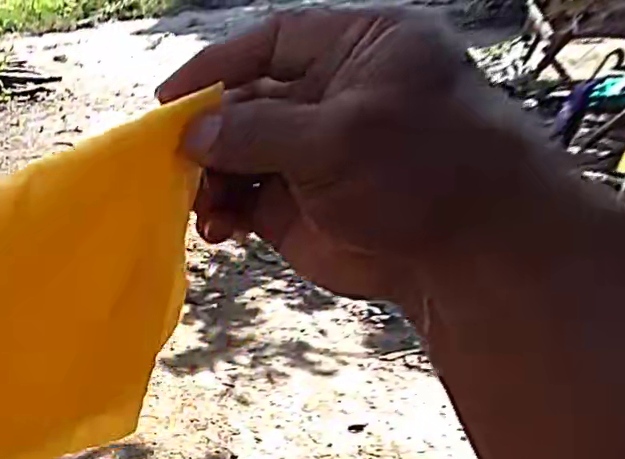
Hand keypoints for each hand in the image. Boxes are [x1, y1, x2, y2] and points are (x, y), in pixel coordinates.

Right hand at [158, 8, 554, 301]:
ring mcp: (302, 158)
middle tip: (175, 166)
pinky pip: (238, 203)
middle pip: (243, 106)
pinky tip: (218, 230)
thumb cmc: (418, 169)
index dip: (217, 66)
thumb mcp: (338, 137)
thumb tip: (192, 132)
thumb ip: (259, 132)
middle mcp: (322, 100)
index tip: (168, 99)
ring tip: (203, 207)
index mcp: (353, 51)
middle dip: (207, 136)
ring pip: (233, 159)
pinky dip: (221, 215)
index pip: (272, 42)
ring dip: (209, 183)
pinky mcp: (288, 208)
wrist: (455, 250)